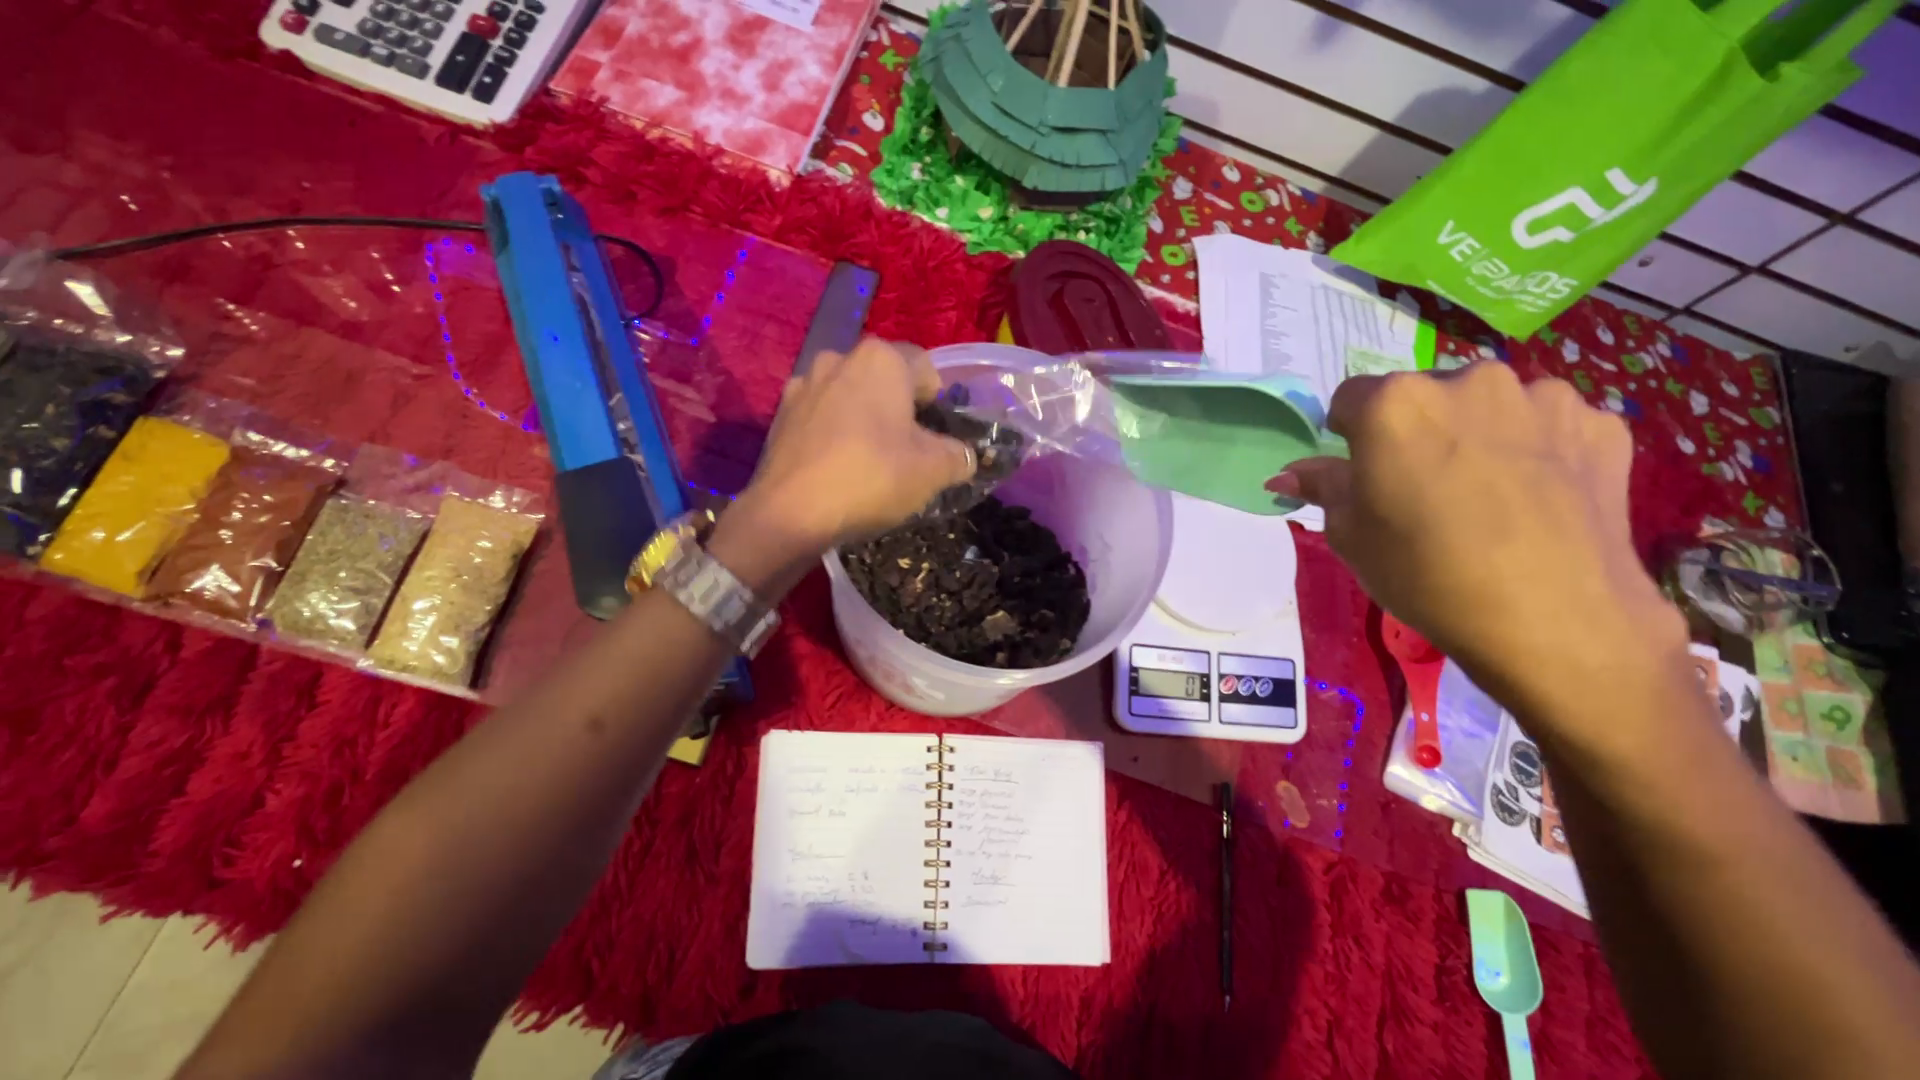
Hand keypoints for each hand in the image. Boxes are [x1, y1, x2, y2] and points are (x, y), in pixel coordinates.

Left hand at [733, 338, 975, 553]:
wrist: (790, 513)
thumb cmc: (871, 477)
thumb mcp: (933, 471)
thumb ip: (958, 456)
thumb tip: (964, 456)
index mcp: (881, 359)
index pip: (925, 368)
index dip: (937, 402)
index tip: (938, 437)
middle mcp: (838, 359)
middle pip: (884, 381)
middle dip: (898, 409)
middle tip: (908, 452)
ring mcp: (803, 386)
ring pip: (849, 398)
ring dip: (862, 420)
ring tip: (869, 462)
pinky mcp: (779, 417)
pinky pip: (820, 419)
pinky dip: (832, 436)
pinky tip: (837, 469)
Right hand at [1269, 362, 1687, 725]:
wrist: (1553, 617)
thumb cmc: (1427, 574)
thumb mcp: (1351, 536)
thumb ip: (1323, 487)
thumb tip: (1289, 473)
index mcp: (1395, 403)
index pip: (1351, 399)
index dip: (1351, 436)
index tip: (1365, 474)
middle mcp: (1467, 379)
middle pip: (1426, 395)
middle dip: (1421, 431)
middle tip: (1428, 491)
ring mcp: (1541, 397)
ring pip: (1492, 406)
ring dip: (1482, 434)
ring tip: (1493, 496)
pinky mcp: (1598, 424)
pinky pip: (1550, 427)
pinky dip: (1540, 452)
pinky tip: (1541, 501)